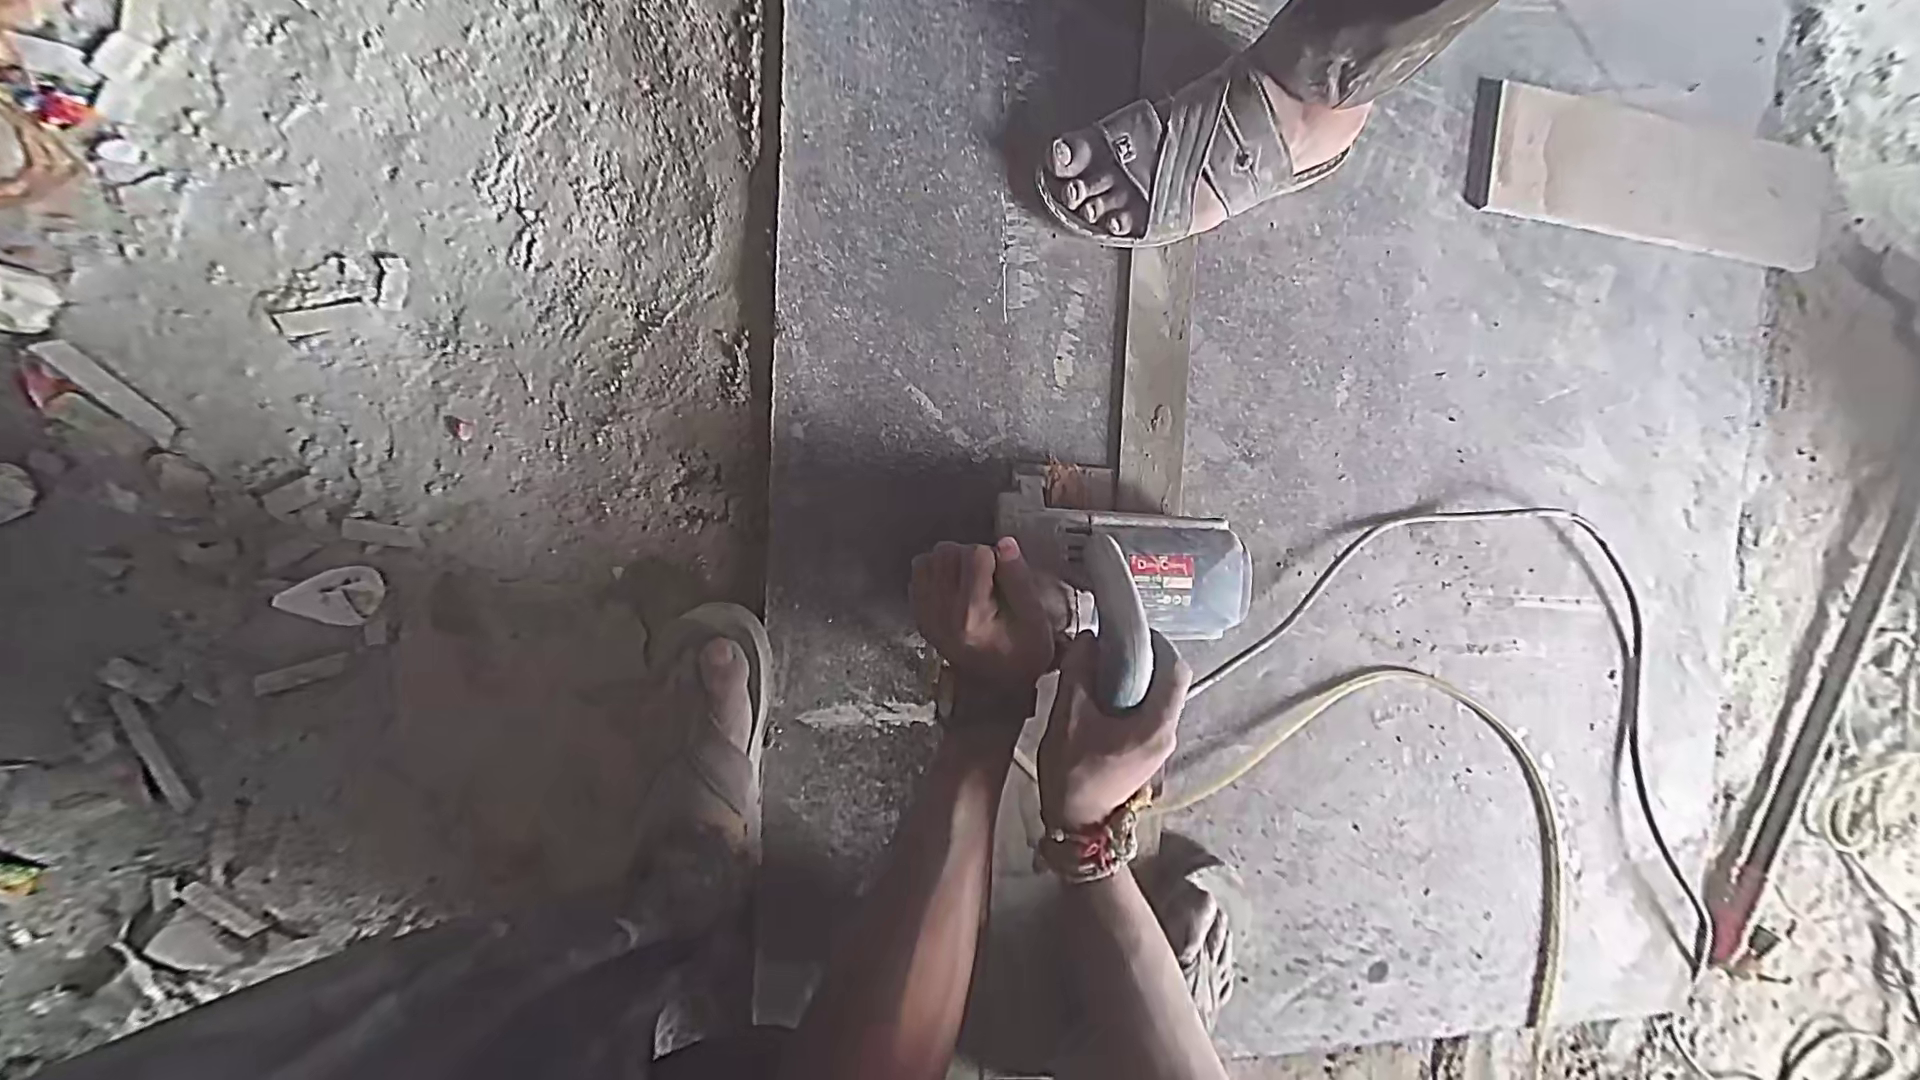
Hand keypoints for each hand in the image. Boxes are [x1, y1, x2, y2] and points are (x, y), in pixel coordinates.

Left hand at [911, 537, 1055, 693]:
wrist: (1000, 688)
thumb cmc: (1024, 654)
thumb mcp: (1035, 619)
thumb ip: (1019, 579)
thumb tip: (1005, 543)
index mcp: (970, 616)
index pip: (976, 555)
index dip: (996, 558)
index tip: (1005, 580)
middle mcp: (940, 614)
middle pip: (948, 551)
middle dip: (972, 556)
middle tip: (990, 581)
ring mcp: (924, 615)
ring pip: (930, 557)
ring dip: (952, 562)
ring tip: (972, 584)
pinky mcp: (918, 616)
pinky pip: (918, 572)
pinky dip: (936, 571)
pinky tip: (955, 588)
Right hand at [1038, 630, 1191, 829]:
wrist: (1078, 827)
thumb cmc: (1074, 772)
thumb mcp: (1068, 715)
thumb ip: (1078, 671)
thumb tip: (1088, 638)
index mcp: (1157, 724)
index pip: (1176, 669)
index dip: (1157, 642)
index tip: (1129, 630)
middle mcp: (1168, 734)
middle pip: (1168, 682)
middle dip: (1142, 658)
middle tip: (1109, 646)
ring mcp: (1160, 747)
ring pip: (1157, 698)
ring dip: (1134, 678)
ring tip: (1101, 668)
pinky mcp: (1148, 754)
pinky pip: (1147, 713)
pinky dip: (1130, 697)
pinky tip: (1101, 696)